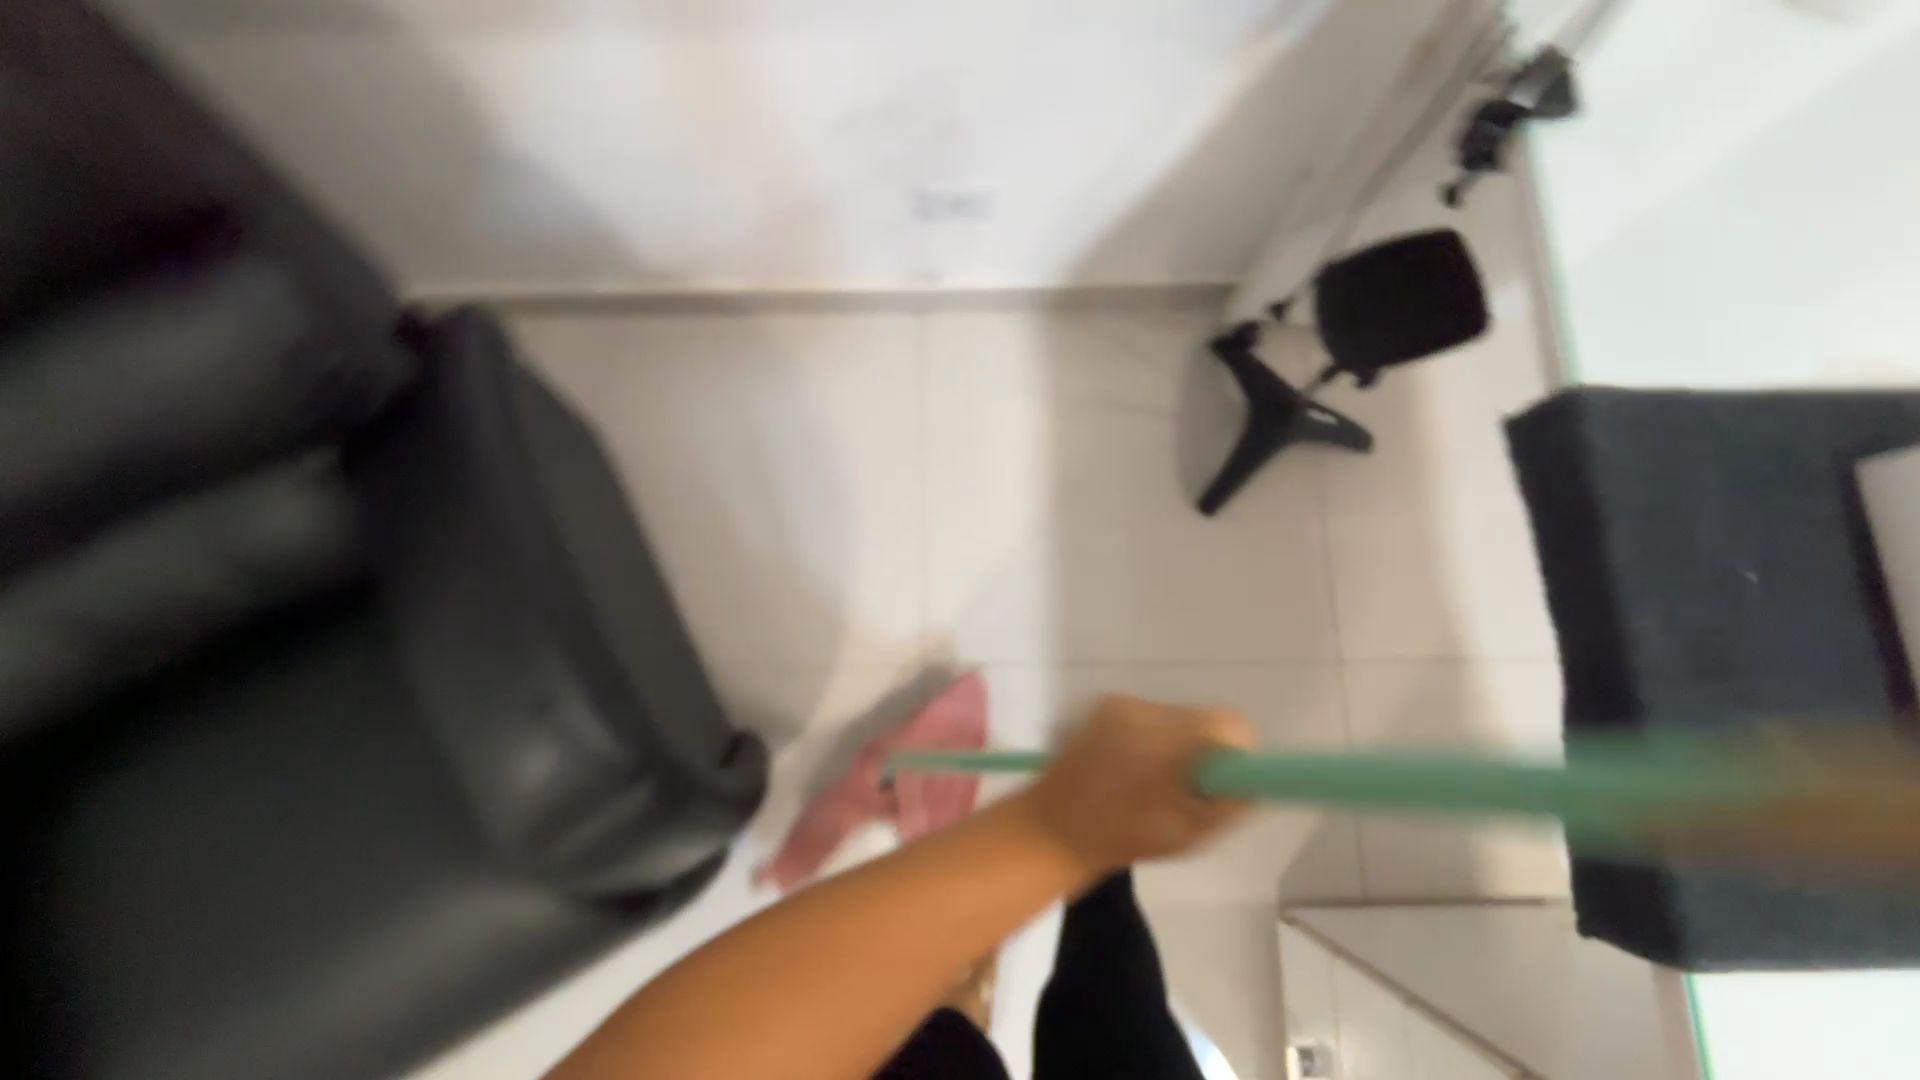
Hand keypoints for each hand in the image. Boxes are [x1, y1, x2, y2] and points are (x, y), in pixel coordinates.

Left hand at [1021, 694, 1253, 876]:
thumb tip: (1254, 781)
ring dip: (1175, 745)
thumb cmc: (1121, 837)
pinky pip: (1148, 716)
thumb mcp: (1187, 836)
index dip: (1235, 751)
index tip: (1222, 780)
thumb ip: (1227, 805)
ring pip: (1175, 717)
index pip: (1227, 724)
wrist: (1051, 824)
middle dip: (1202, 751)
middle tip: (1184, 790)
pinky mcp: (1104, 704)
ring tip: (1150, 783)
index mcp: (1165, 744)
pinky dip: (1150, 739)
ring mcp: (1120, 704)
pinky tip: (1128, 768)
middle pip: (1200, 719)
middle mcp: (1143, 712)